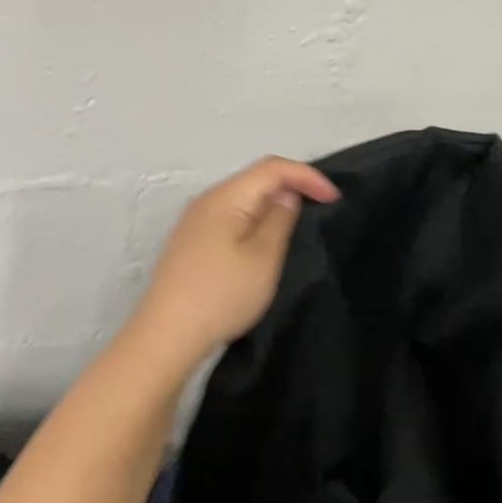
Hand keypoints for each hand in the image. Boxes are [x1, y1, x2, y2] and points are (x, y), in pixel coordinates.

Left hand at [136, 156, 339, 354]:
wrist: (167, 334)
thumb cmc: (222, 295)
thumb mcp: (264, 257)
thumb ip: (279, 218)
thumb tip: (286, 194)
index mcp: (225, 197)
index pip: (272, 167)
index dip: (307, 176)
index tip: (333, 199)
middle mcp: (206, 200)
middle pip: (255, 179)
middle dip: (291, 186)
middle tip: (320, 209)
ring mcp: (194, 221)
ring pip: (242, 198)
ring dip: (272, 205)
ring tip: (296, 225)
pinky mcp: (191, 242)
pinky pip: (230, 217)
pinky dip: (254, 220)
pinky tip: (262, 242)